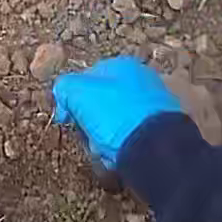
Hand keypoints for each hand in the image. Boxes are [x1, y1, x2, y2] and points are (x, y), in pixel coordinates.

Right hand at [51, 56, 185, 166]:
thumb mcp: (79, 94)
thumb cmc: (115, 115)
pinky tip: (118, 155)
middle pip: (98, 105)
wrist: (153, 146)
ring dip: (101, 140)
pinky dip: (120, 148)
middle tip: (88, 135)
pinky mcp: (158, 129)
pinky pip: (128, 138)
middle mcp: (140, 81)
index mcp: (122, 66)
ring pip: (111, 124)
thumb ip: (65, 87)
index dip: (72, 100)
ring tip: (104, 149)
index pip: (86, 81)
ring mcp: (151, 105)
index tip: (67, 118)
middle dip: (88, 124)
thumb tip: (62, 92)